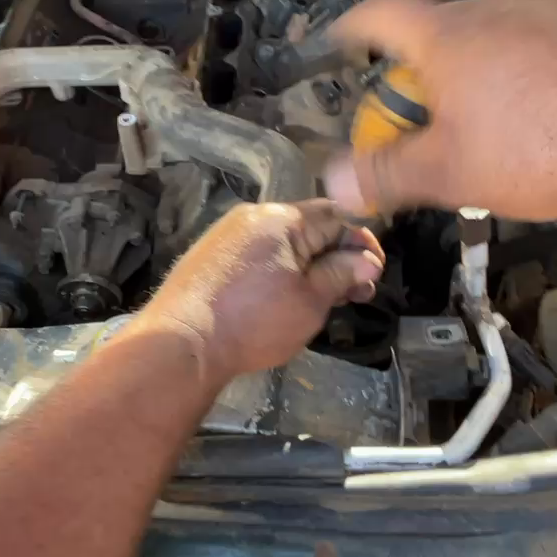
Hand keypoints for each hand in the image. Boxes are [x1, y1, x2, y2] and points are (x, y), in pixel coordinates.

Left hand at [134, 200, 383, 386]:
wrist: (181, 340)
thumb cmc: (253, 321)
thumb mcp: (310, 301)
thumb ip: (341, 274)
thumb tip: (368, 261)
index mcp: (282, 218)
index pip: (336, 216)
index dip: (361, 243)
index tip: (374, 274)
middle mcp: (253, 215)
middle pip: (308, 226)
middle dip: (337, 256)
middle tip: (355, 292)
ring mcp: (228, 233)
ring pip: (283, 242)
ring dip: (309, 264)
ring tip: (324, 298)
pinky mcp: (211, 253)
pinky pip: (258, 253)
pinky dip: (280, 269)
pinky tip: (285, 295)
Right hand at [323, 0, 556, 220]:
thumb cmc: (546, 146)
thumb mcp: (452, 173)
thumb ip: (388, 174)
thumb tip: (334, 180)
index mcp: (449, 38)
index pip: (384, 13)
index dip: (356, 23)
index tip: (345, 34)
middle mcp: (497, 11)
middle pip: (440, 31)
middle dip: (422, 69)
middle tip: (423, 114)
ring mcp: (553, 14)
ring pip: (495, 38)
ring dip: (478, 73)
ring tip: (491, 124)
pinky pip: (544, 46)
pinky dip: (529, 75)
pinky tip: (551, 118)